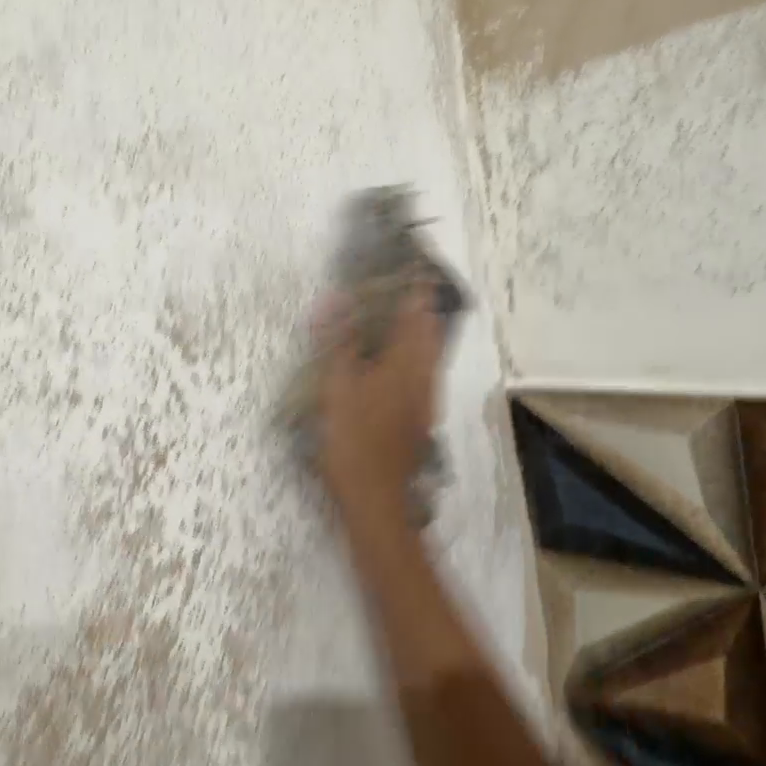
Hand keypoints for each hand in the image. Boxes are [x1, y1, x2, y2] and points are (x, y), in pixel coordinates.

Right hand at [313, 285, 446, 516]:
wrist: (377, 502)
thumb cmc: (353, 441)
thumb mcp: (337, 388)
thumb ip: (337, 342)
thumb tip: (335, 297)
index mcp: (405, 363)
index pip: (416, 313)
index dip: (417, 287)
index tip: (414, 263)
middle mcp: (423, 377)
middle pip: (430, 332)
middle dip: (422, 306)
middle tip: (408, 286)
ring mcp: (425, 401)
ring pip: (429, 355)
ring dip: (421, 330)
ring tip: (404, 316)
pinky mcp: (420, 420)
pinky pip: (423, 374)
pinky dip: (415, 356)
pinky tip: (398, 364)